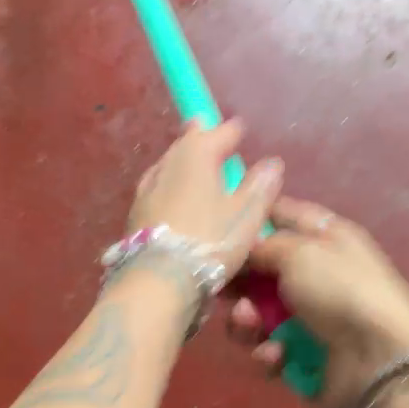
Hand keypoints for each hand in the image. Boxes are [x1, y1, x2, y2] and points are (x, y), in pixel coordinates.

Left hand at [128, 119, 282, 274]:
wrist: (159, 279)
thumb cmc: (209, 242)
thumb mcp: (246, 216)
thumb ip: (259, 187)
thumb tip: (272, 163)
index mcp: (197, 155)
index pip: (218, 133)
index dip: (231, 131)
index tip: (239, 129)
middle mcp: (169, 163)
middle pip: (186, 143)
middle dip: (199, 137)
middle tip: (206, 131)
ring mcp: (148, 188)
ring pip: (168, 165)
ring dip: (180, 161)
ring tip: (190, 163)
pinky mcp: (136, 214)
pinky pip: (157, 188)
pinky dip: (168, 185)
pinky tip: (169, 194)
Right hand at [226, 197, 408, 407]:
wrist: (380, 360)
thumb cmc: (342, 291)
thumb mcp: (301, 251)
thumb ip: (263, 244)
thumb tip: (243, 248)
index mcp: (325, 238)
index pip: (282, 216)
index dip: (250, 218)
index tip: (213, 224)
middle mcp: (317, 275)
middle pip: (261, 271)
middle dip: (238, 280)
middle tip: (219, 286)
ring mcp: (310, 320)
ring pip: (258, 316)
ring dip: (246, 321)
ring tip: (250, 324)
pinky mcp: (303, 359)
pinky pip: (270, 352)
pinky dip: (269, 354)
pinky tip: (277, 356)